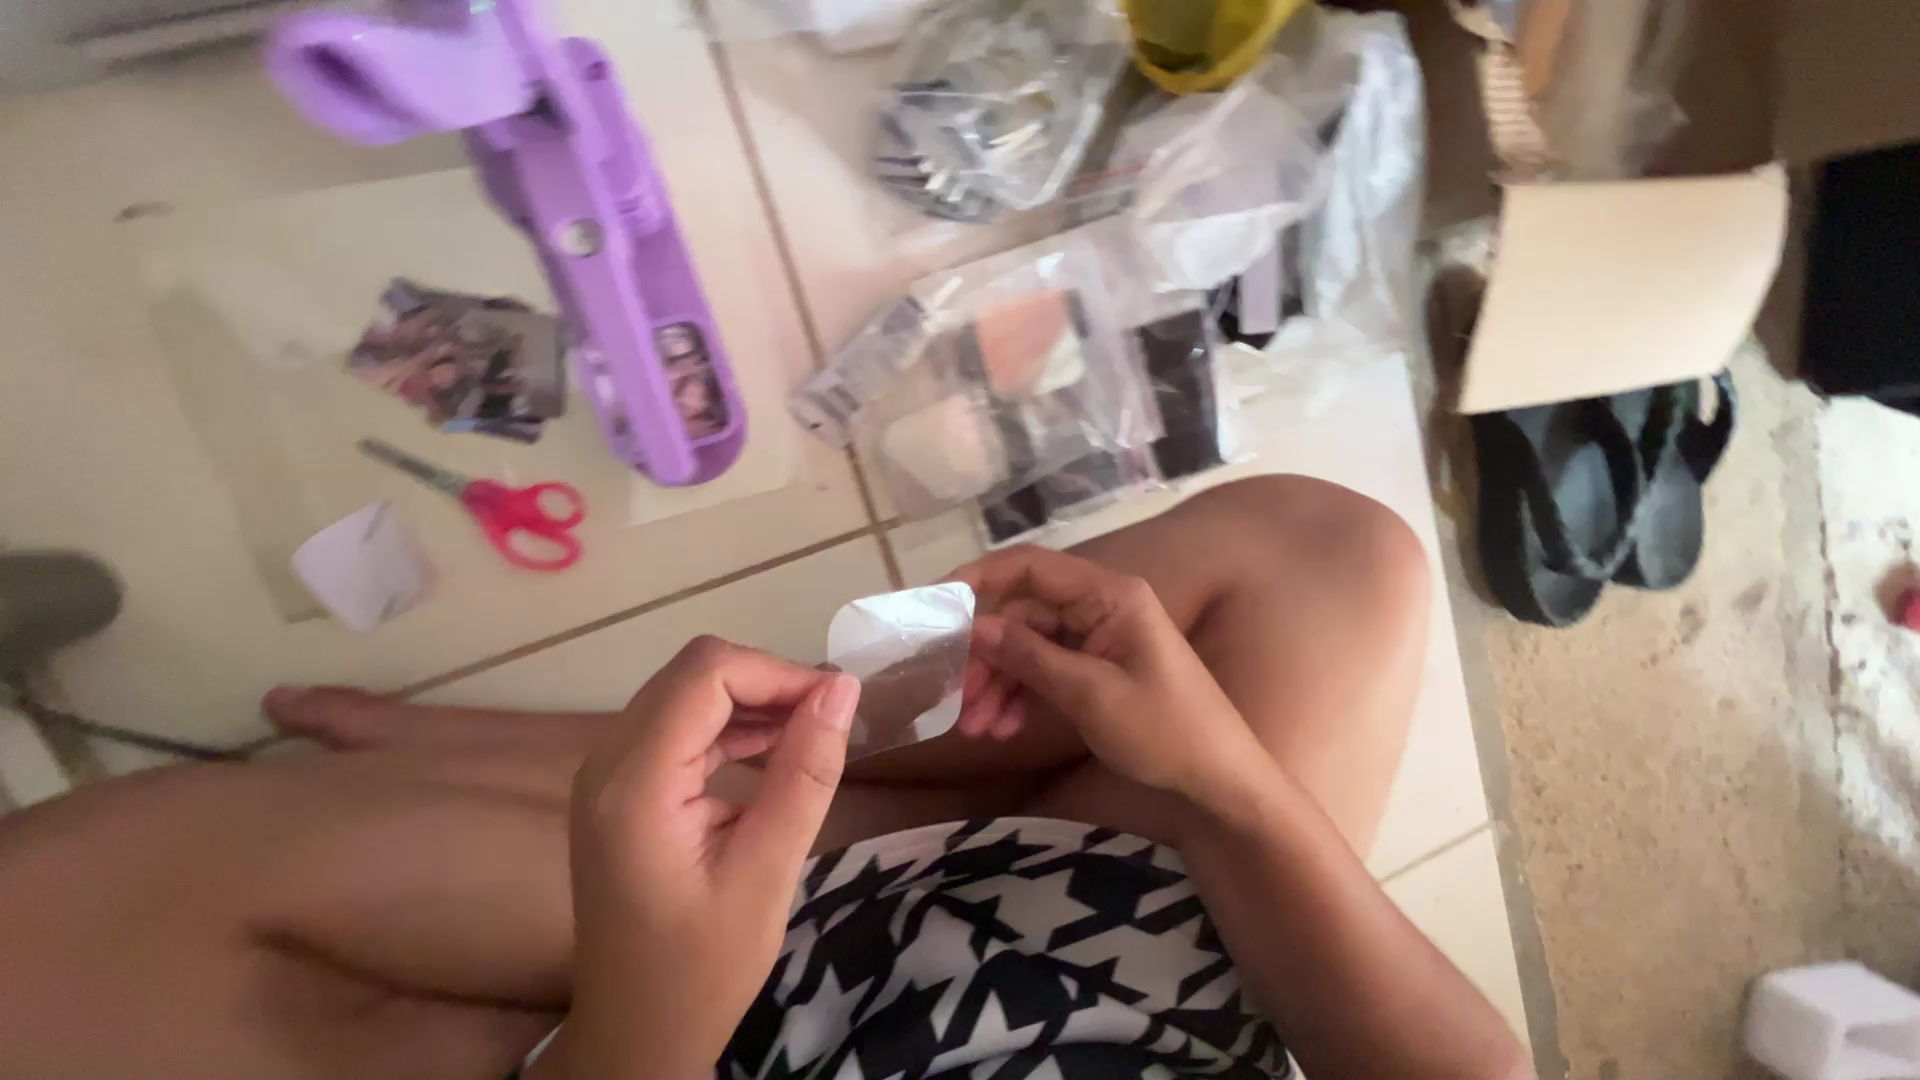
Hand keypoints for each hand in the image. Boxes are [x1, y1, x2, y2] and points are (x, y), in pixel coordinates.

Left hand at [562, 637, 860, 1078]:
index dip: (777, 673)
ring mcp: (609, 771)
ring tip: (812, 731)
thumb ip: (806, 773)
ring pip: (689, 692)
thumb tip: (842, 689)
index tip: (836, 702)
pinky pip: (682, 725)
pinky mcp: (623, 785)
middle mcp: (608, 761)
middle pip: (694, 674)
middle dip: (769, 681)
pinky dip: (733, 726)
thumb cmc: (703, 967)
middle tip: (829, 717)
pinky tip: (774, 751)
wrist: (636, 1032)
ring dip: (754, 700)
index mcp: (634, 784)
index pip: (706, 676)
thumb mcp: (768, 872)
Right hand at [951, 546, 1268, 811]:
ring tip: (976, 726)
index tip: (937, 604)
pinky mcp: (1097, 667)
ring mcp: (1098, 638)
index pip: (1031, 566)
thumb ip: (1029, 656)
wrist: (1218, 780)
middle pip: (1024, 613)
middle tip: (957, 697)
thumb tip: (974, 627)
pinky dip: (1020, 694)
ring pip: (1028, 645)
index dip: (980, 577)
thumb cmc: (1164, 730)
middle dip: (986, 654)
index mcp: (1108, 595)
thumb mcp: (1090, 694)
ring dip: (998, 682)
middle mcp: (1100, 607)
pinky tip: (1002, 728)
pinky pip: (1045, 669)